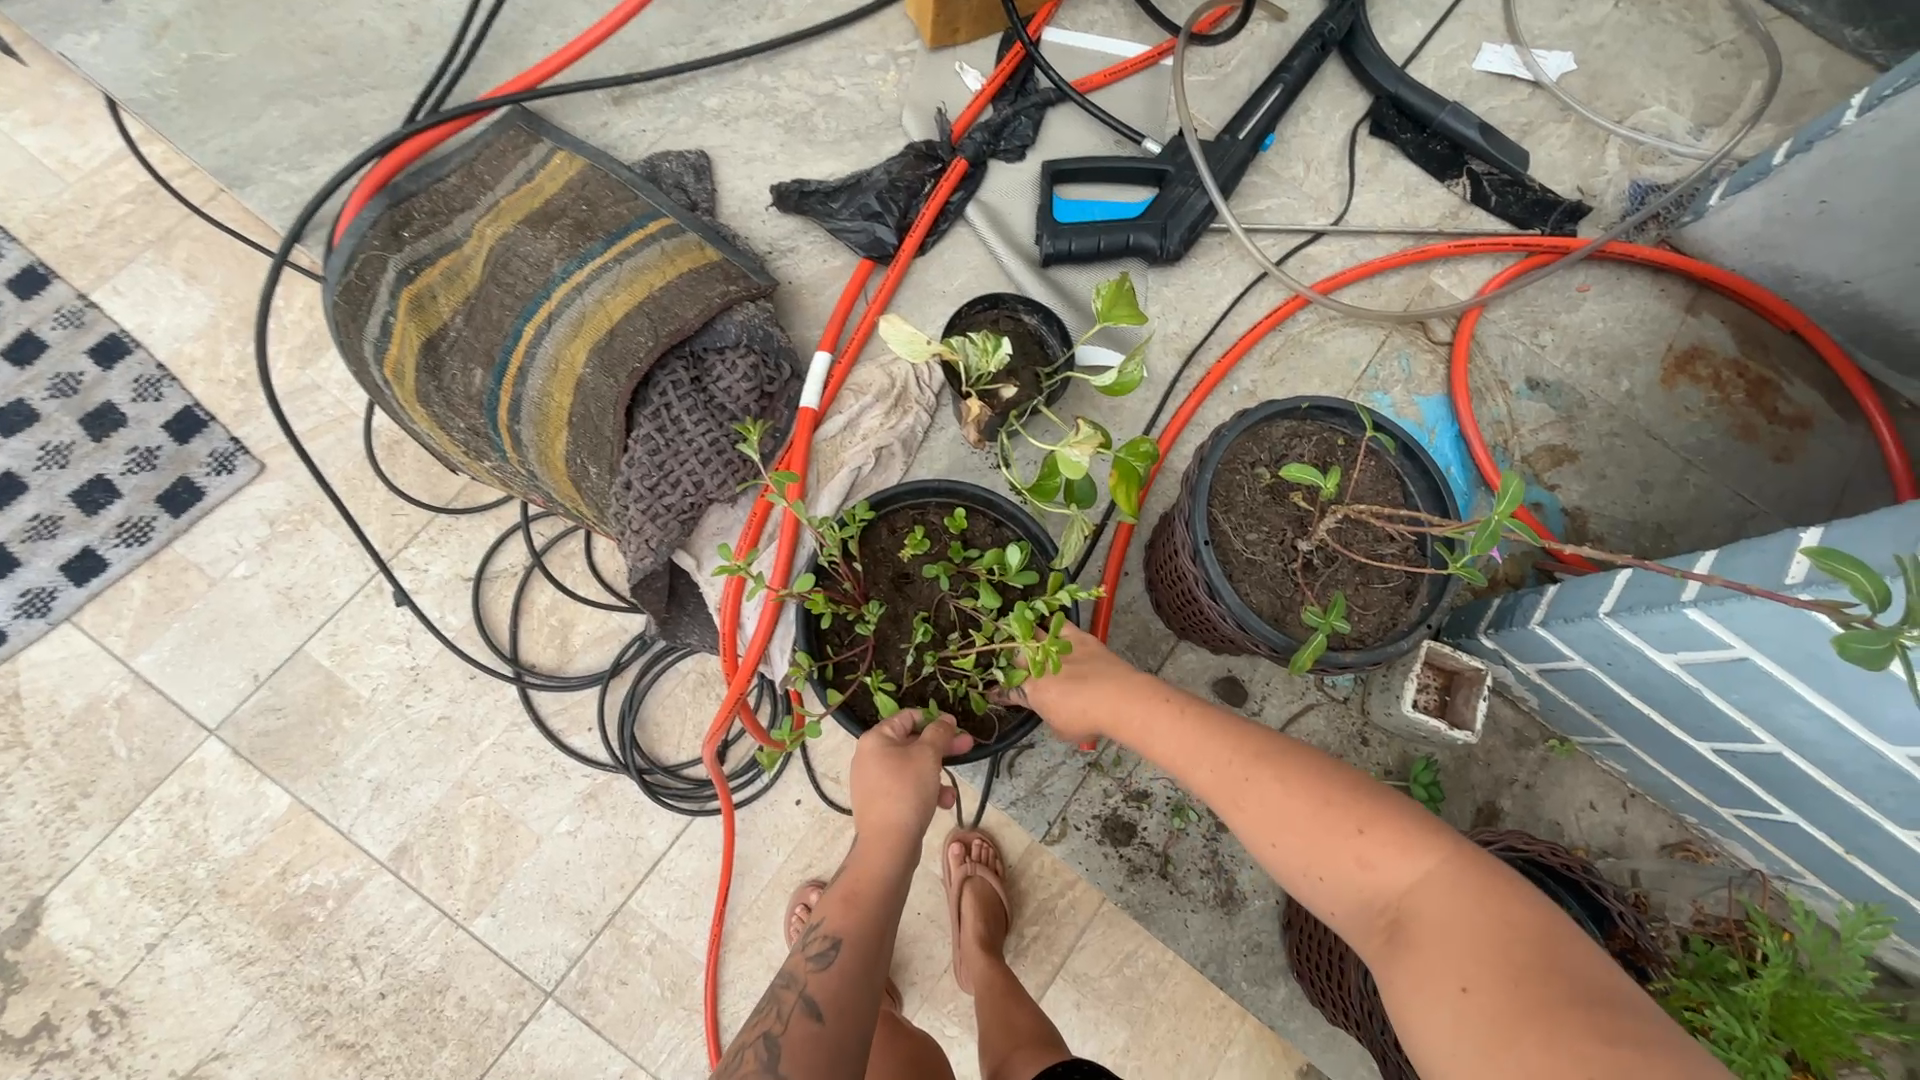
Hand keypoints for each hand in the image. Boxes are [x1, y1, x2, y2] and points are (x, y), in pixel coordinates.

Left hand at [849, 710, 972, 854]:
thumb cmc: (907, 791)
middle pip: (911, 744)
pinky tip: (942, 805)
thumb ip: (939, 733)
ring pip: (912, 769)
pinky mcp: (880, 804)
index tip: (956, 727)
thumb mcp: (928, 755)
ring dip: (936, 775)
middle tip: (967, 746)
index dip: (934, 719)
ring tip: (951, 791)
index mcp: (875, 740)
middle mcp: (870, 758)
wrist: (888, 845)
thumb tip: (946, 720)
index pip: (907, 718)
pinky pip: (906, 789)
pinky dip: (925, 792)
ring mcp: (873, 783)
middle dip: (942, 748)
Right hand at [1001, 623, 1139, 741]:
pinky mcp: (1076, 637)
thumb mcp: (1061, 729)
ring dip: (1024, 637)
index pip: (1010, 691)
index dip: (1001, 693)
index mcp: (1032, 692)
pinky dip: (1051, 622)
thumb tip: (1050, 710)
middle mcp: (1039, 666)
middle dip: (1014, 662)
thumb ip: (1049, 716)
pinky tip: (1047, 621)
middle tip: (1017, 664)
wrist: (1117, 698)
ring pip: (1032, 638)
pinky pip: (1058, 624)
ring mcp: (1057, 649)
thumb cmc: (1088, 720)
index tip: (994, 693)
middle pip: (1018, 659)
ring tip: (1021, 635)